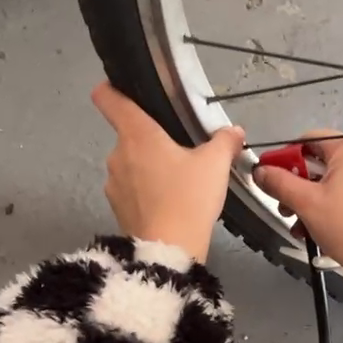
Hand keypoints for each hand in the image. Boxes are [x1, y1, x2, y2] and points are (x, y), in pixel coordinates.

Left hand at [93, 84, 242, 262]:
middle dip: (151, 143)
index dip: (112, 90)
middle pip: (129, 137)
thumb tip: (233, 131)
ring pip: (130, 166)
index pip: (108, 98)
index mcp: (136, 134)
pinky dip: (146, 194)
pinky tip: (168, 206)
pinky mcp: (116, 209)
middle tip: (180, 156)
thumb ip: (224, 142)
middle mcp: (117, 154)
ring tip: (177, 185)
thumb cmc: (189, 198)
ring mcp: (112, 184)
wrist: (169, 252)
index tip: (124, 92)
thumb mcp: (215, 165)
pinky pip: (131, 192)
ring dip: (148, 170)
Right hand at [253, 132, 342, 329]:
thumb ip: (279, 182)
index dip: (287, 157)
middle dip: (303, 184)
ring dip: (321, 197)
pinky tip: (334, 225)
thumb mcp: (305, 204)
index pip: (310, 139)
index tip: (275, 176)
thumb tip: (261, 171)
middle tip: (290, 208)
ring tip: (309, 224)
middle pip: (328, 161)